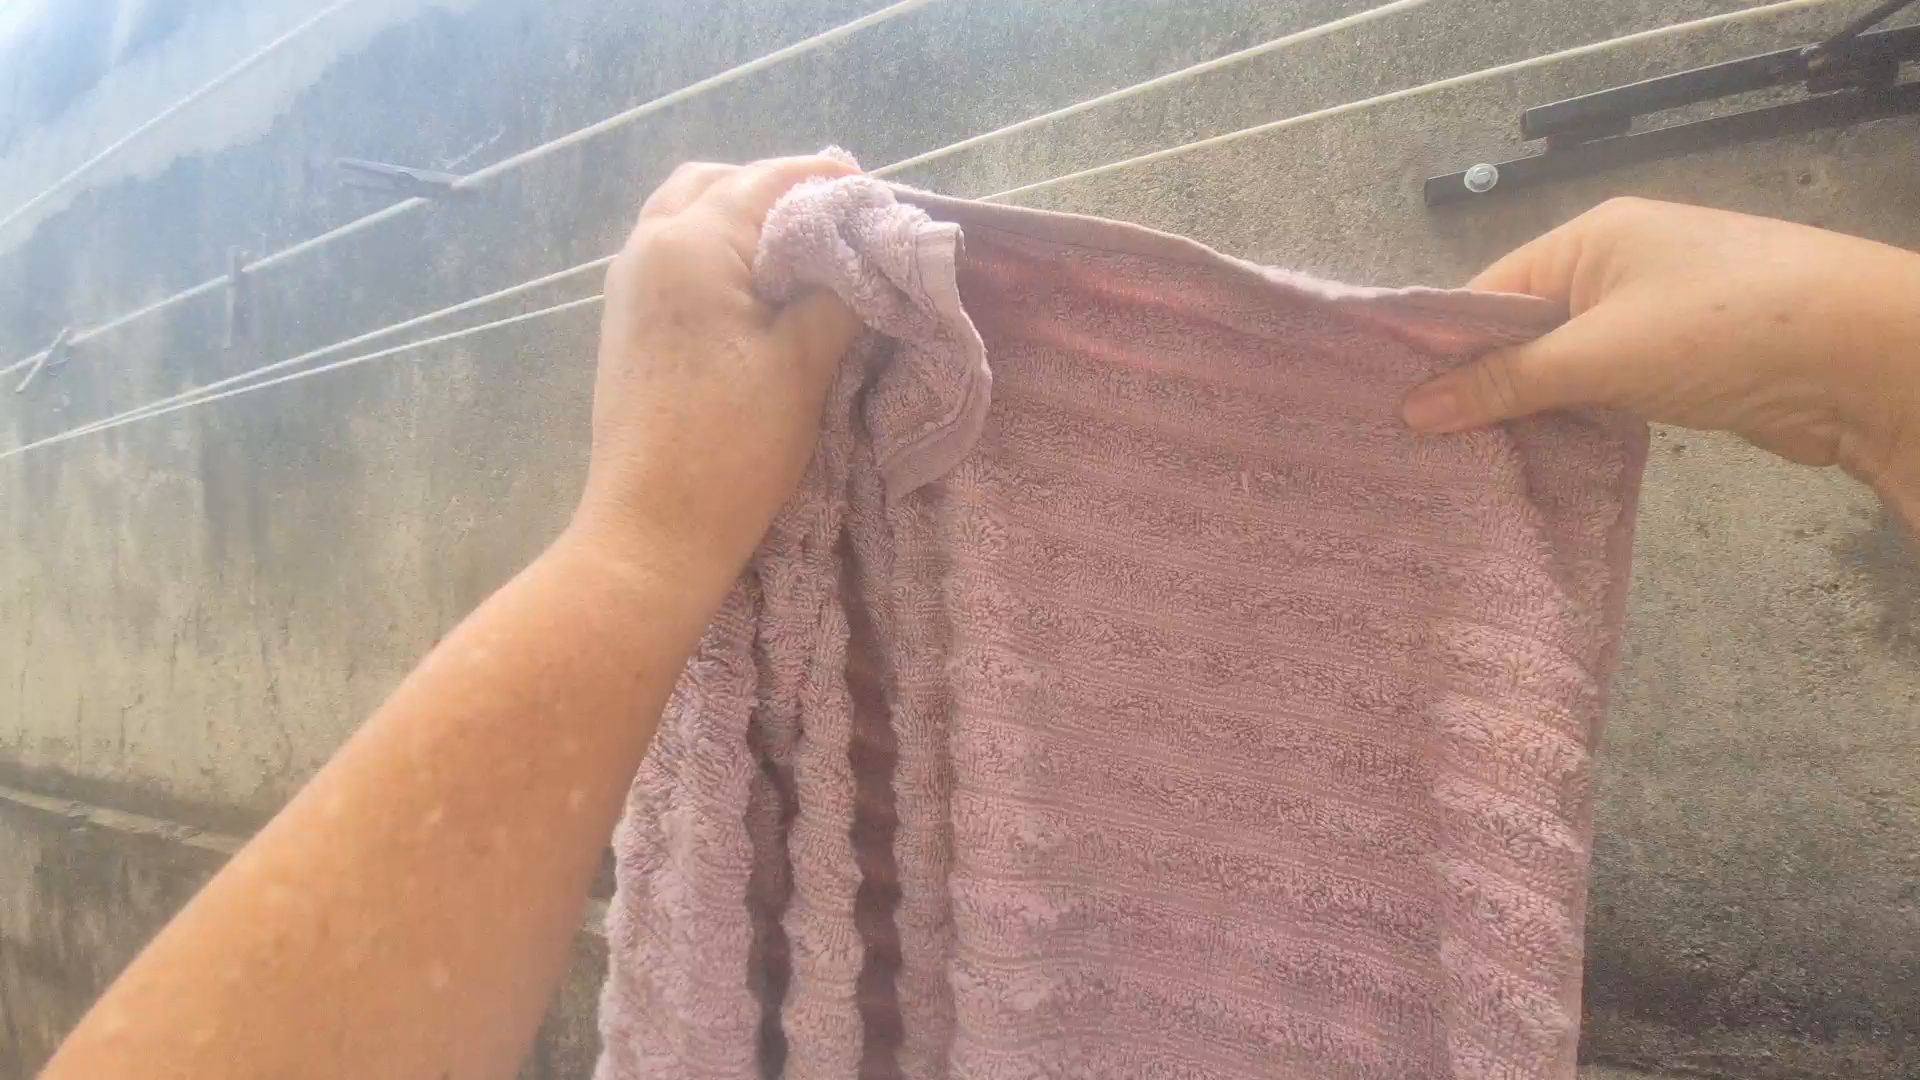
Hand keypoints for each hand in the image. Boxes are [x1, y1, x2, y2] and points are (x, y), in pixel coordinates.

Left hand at [572, 155, 861, 588]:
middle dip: (774, 191)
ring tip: (797, 251)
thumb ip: (838, 297)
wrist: (657, 527)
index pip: (766, 183)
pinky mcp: (629, 325)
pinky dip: (718, 255)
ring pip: (687, 220)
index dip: (823, 182)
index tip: (872, 191)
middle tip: (831, 220)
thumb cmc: (735, 445)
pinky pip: (675, 260)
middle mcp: (647, 248)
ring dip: (741, 221)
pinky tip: (755, 290)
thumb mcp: (802, 365)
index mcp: (690, 244)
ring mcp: (629, 288)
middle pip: (715, 186)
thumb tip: (867, 260)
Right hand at [1402, 197, 1919, 520]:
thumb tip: (1409, 413)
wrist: (1884, 364)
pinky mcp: (1663, 353)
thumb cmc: (1728, 330)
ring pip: (1548, 359)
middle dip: (1474, 378)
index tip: (1397, 397)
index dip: (1441, 345)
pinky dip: (1556, 408)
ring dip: (1515, 399)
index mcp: (1590, 238)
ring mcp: (1640, 309)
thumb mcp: (1598, 356)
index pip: (1486, 293)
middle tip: (1420, 430)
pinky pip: (1585, 379)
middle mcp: (1611, 265)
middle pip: (1513, 328)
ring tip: (1459, 443)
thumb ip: (1500, 383)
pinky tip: (1521, 440)